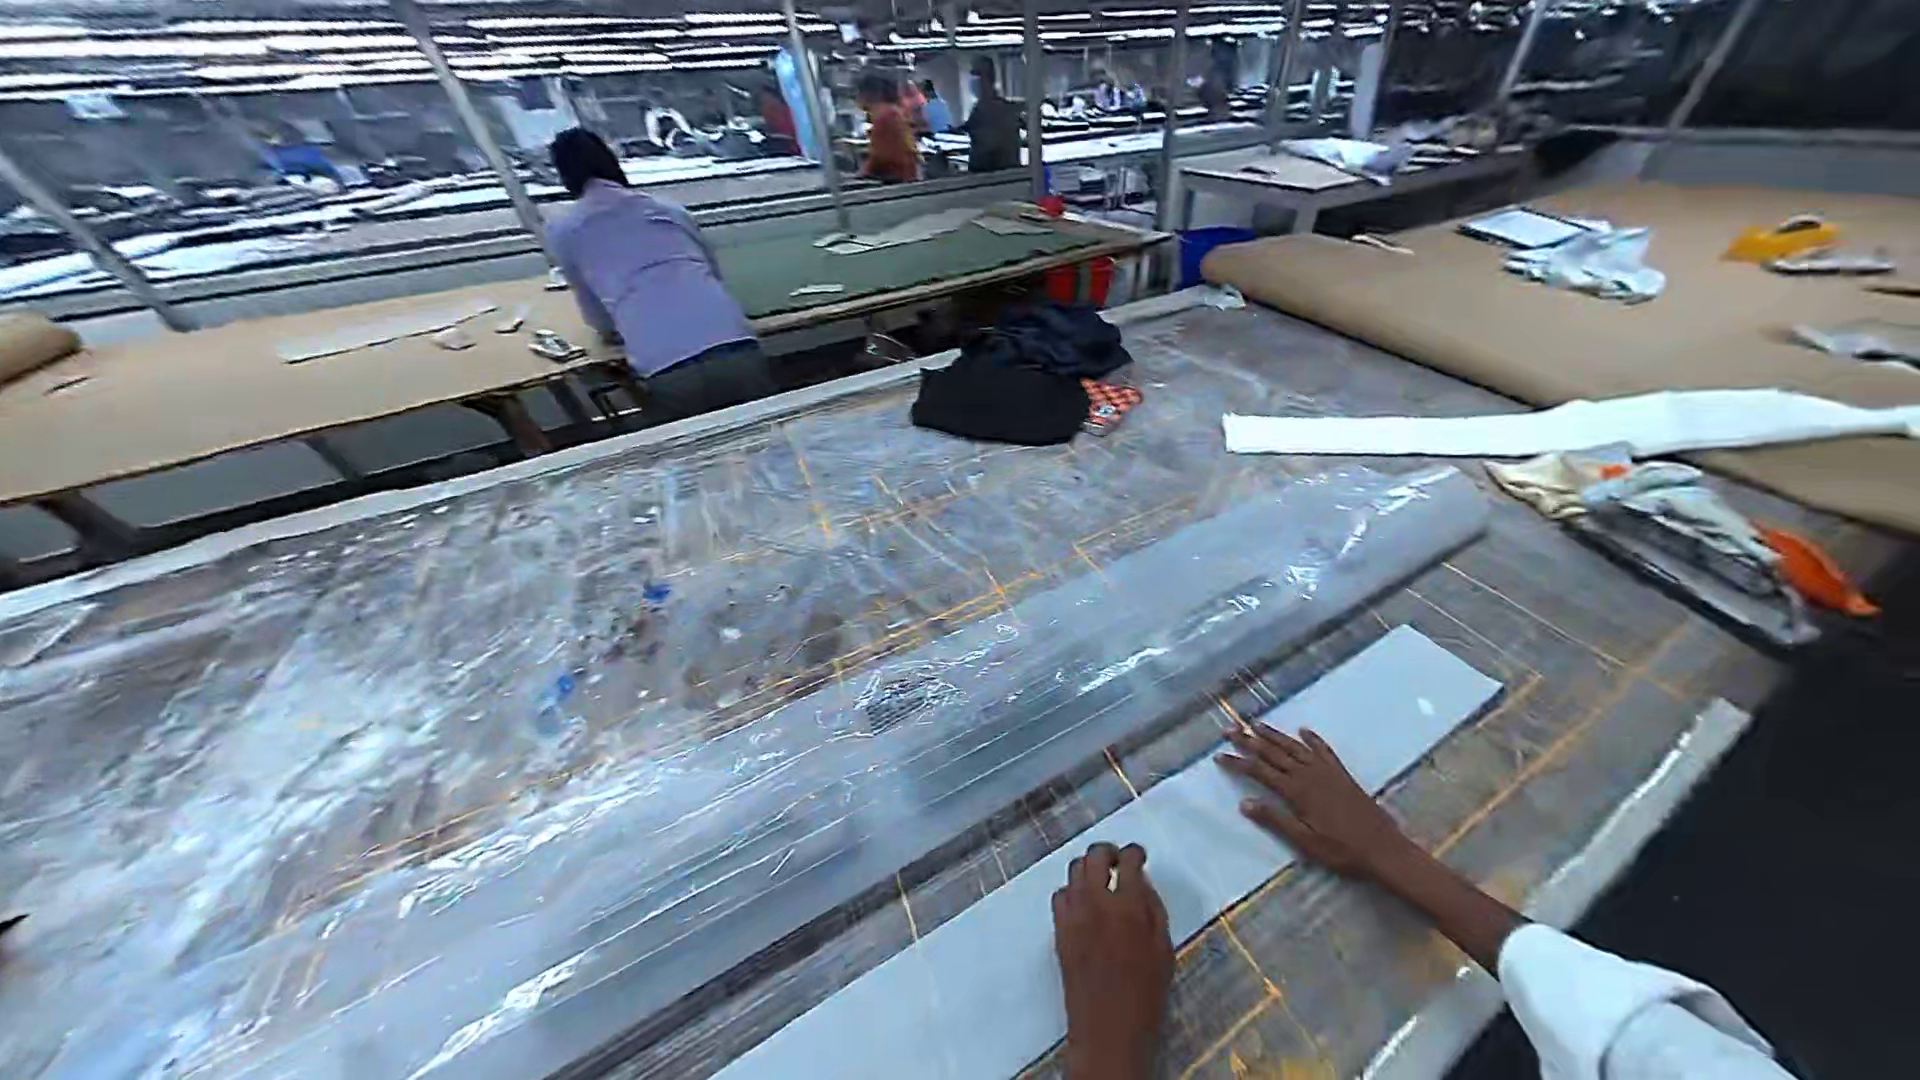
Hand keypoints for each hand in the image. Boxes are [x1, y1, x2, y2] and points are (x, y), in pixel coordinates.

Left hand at [1052, 842, 1172, 1079]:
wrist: (1108, 1029)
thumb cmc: (1146, 994)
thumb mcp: (1163, 949)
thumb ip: (1153, 909)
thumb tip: (1141, 881)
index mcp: (1128, 906)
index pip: (1128, 862)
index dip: (1134, 852)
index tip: (1138, 854)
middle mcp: (1097, 901)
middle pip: (1095, 856)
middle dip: (1107, 851)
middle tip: (1117, 858)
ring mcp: (1074, 912)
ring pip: (1074, 870)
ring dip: (1088, 867)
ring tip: (1100, 876)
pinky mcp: (1059, 927)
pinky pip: (1061, 894)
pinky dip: (1072, 890)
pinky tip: (1082, 900)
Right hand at [1218, 724, 1417, 881]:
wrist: (1385, 850)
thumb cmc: (1342, 850)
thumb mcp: (1304, 842)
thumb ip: (1275, 820)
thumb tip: (1245, 803)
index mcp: (1296, 791)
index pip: (1259, 771)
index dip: (1237, 762)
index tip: (1219, 755)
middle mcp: (1308, 775)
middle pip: (1272, 753)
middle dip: (1248, 741)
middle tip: (1229, 730)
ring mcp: (1326, 772)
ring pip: (1293, 747)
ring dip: (1274, 735)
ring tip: (1256, 724)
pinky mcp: (1341, 774)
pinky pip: (1323, 750)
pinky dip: (1312, 739)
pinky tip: (1304, 731)